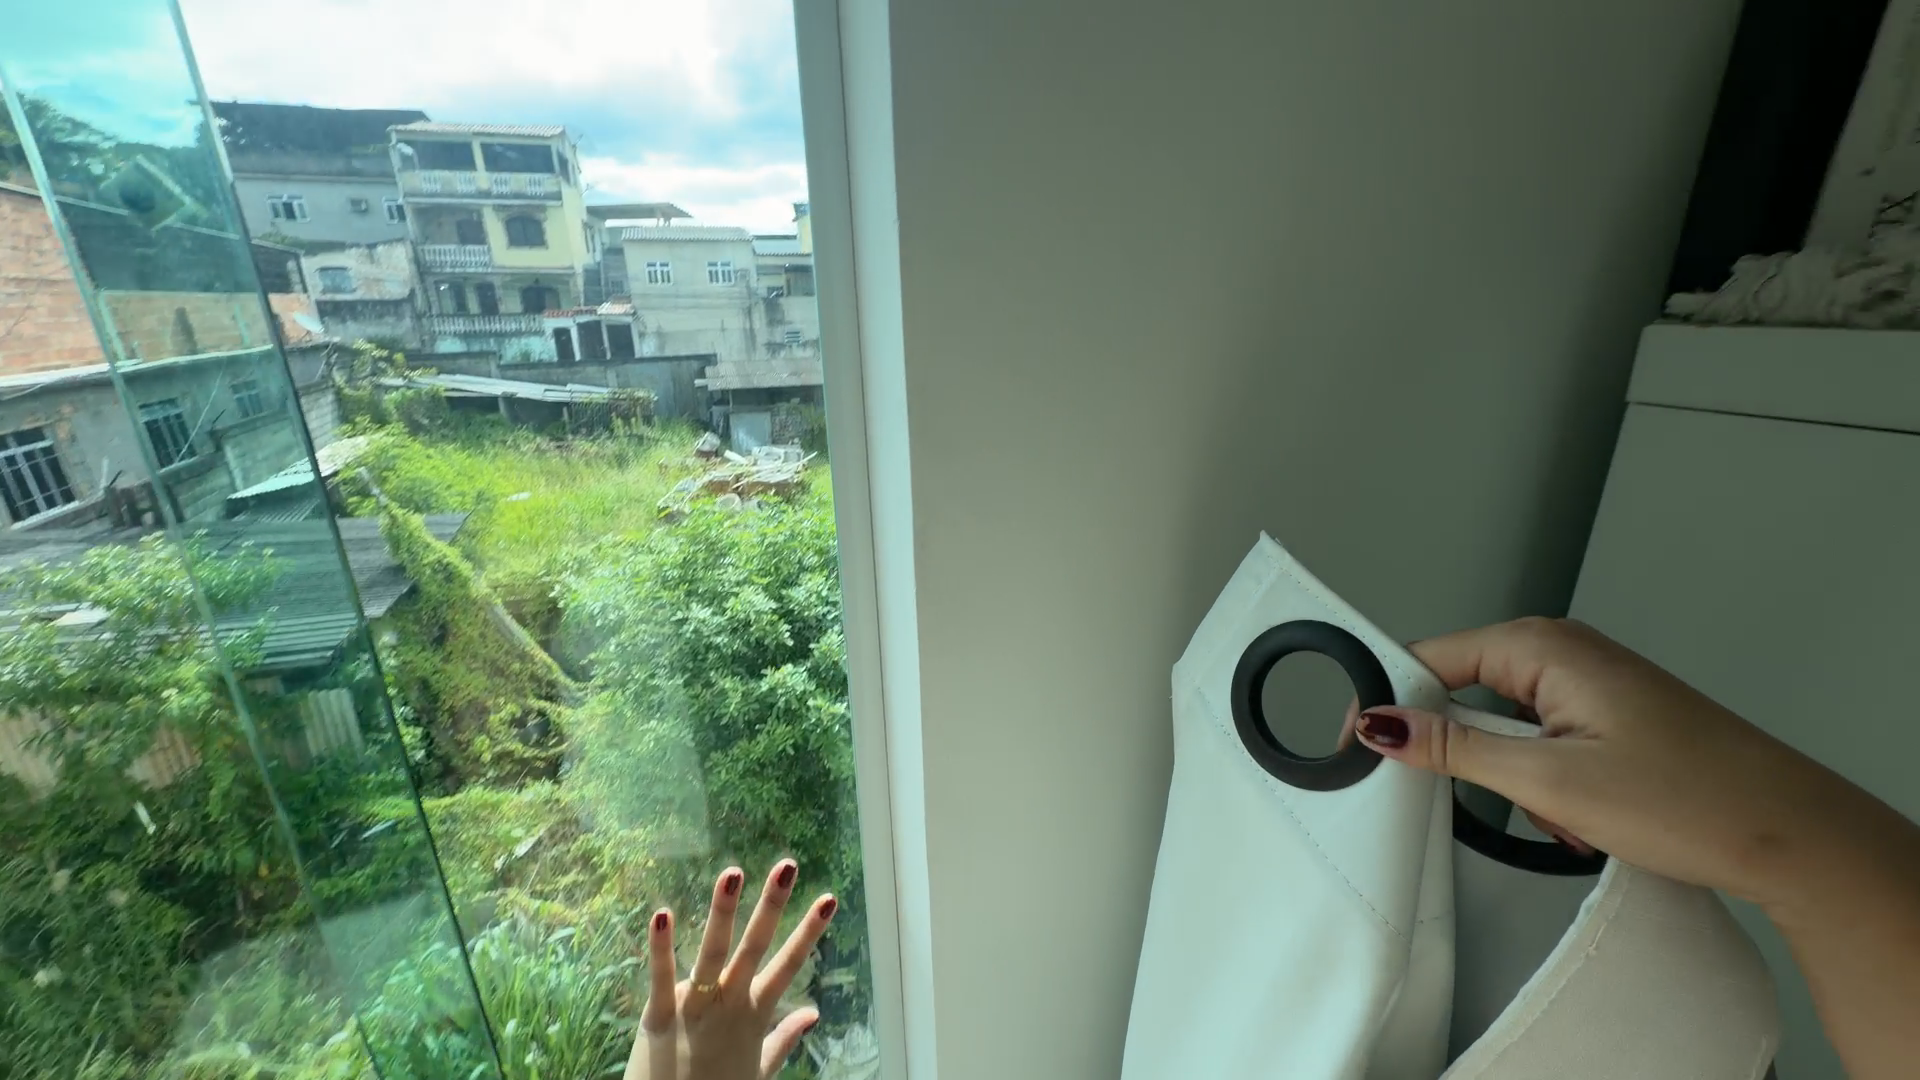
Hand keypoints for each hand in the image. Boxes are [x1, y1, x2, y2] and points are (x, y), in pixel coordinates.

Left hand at [625, 859, 837, 1079]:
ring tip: (732, 872)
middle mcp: (729, 1005)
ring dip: (723, 912)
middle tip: (787, 865)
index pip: (789, 964)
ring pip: (713, 954)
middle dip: (772, 905)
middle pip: (756, 947)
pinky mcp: (660, 1022)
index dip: (810, 931)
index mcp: (754, 1014)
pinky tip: (662, 913)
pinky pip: (660, 980)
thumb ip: (784, 1039)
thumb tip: (814, 1014)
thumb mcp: (757, 1070)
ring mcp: (696, 1011)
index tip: (830, 897)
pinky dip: (661, 948)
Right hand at [1351, 617, 1919, 1079]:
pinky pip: (1529, 734)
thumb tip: (1380, 725)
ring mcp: (1581, 680)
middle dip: (1464, 749)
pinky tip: (1574, 810)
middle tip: (1493, 792)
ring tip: (1555, 810)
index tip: (1363, 745)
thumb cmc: (1694, 802)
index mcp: (1539, 645)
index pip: (1425, 659)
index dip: (1387, 702)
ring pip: (1494, 720)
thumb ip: (1452, 747)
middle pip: (1457, 689)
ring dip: (1505, 771)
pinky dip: (1535, 774)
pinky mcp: (1597, 711)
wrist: (1808, 845)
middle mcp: (1556, 650)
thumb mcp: (1548, 779)